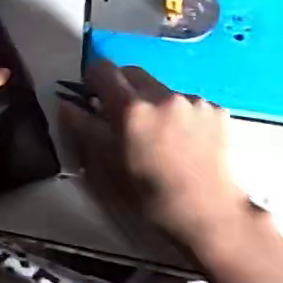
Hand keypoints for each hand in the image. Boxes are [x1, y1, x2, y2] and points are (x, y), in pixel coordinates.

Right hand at [60, 61, 249, 245]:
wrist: (206, 213)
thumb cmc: (149, 195)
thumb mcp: (106, 165)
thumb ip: (83, 128)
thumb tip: (67, 104)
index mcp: (131, 107)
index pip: (103, 68)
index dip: (93, 79)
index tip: (93, 97)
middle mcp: (162, 94)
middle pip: (132, 73)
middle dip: (123, 89)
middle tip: (124, 119)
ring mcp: (192, 100)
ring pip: (161, 89)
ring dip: (153, 103)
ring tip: (160, 137)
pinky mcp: (216, 109)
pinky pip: (188, 103)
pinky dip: (180, 115)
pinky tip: (185, 142)